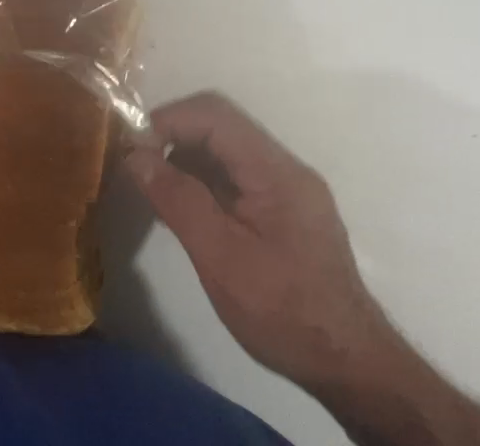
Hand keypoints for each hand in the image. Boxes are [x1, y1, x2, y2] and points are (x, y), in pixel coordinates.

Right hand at [123, 92, 408, 392]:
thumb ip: (177, 199)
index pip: (214, 114)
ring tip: (154, 194)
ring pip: (225, 151)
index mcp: (276, 172)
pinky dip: (201, 183)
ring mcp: (287, 190)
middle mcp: (285, 169)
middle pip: (219, 127)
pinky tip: (183, 213)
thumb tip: (134, 155)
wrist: (347, 364)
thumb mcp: (220, 256)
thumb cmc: (282, 311)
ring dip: (184, 161)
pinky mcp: (283, 212)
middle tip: (137, 171)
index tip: (132, 152)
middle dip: (171, 139)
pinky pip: (235, 177)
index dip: (166, 121)